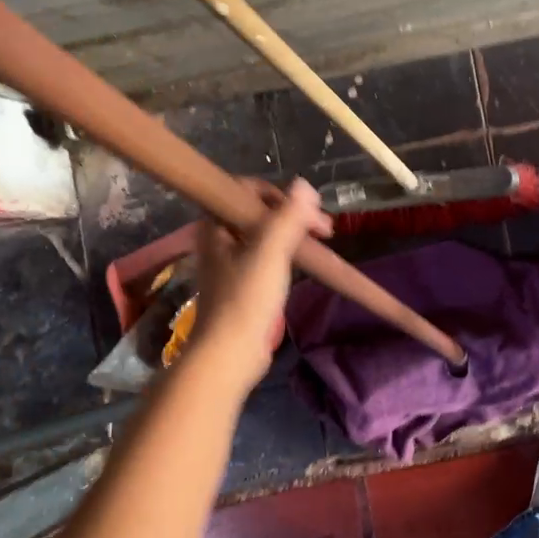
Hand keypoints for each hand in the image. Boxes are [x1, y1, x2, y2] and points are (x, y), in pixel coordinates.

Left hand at [189, 178, 331, 373]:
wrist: (230, 351)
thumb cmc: (246, 297)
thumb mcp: (270, 251)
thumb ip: (288, 217)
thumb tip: (304, 186)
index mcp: (215, 226)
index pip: (245, 190)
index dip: (279, 194)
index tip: (307, 211)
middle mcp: (218, 239)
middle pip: (257, 212)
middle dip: (292, 214)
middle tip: (324, 229)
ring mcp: (229, 263)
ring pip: (264, 234)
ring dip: (293, 233)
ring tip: (319, 244)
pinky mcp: (242, 284)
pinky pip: (266, 256)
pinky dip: (287, 253)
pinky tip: (303, 263)